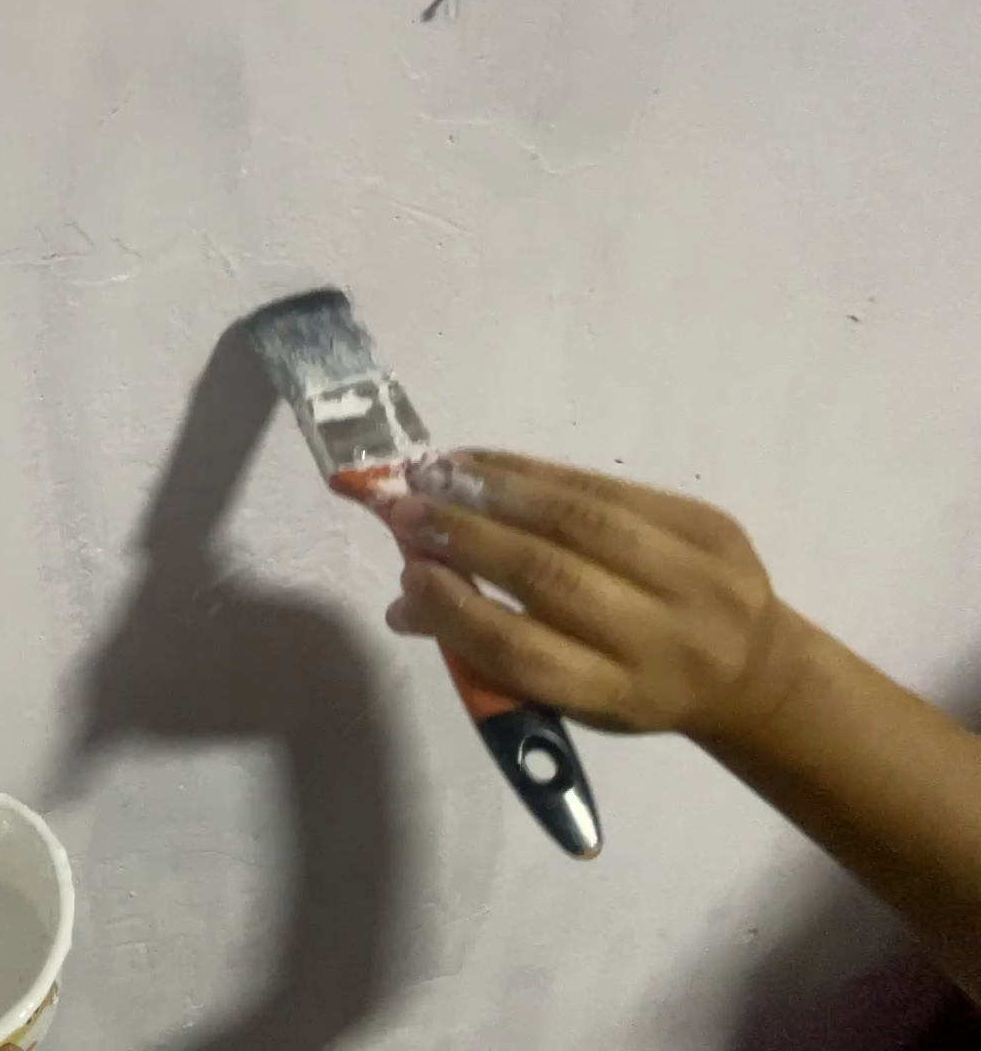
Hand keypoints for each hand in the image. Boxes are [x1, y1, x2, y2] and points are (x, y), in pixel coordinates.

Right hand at [381, 450, 804, 737]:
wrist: (754, 670)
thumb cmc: (626, 687)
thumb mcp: (556, 693)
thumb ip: (477, 647)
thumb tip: (401, 603)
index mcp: (614, 693)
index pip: (519, 650)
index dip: (455, 607)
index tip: (409, 571)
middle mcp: (660, 639)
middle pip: (545, 576)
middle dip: (462, 535)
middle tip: (404, 508)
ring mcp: (693, 576)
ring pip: (576, 520)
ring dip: (491, 491)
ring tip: (434, 474)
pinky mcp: (707, 524)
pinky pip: (602, 487)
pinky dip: (529, 470)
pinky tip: (478, 462)